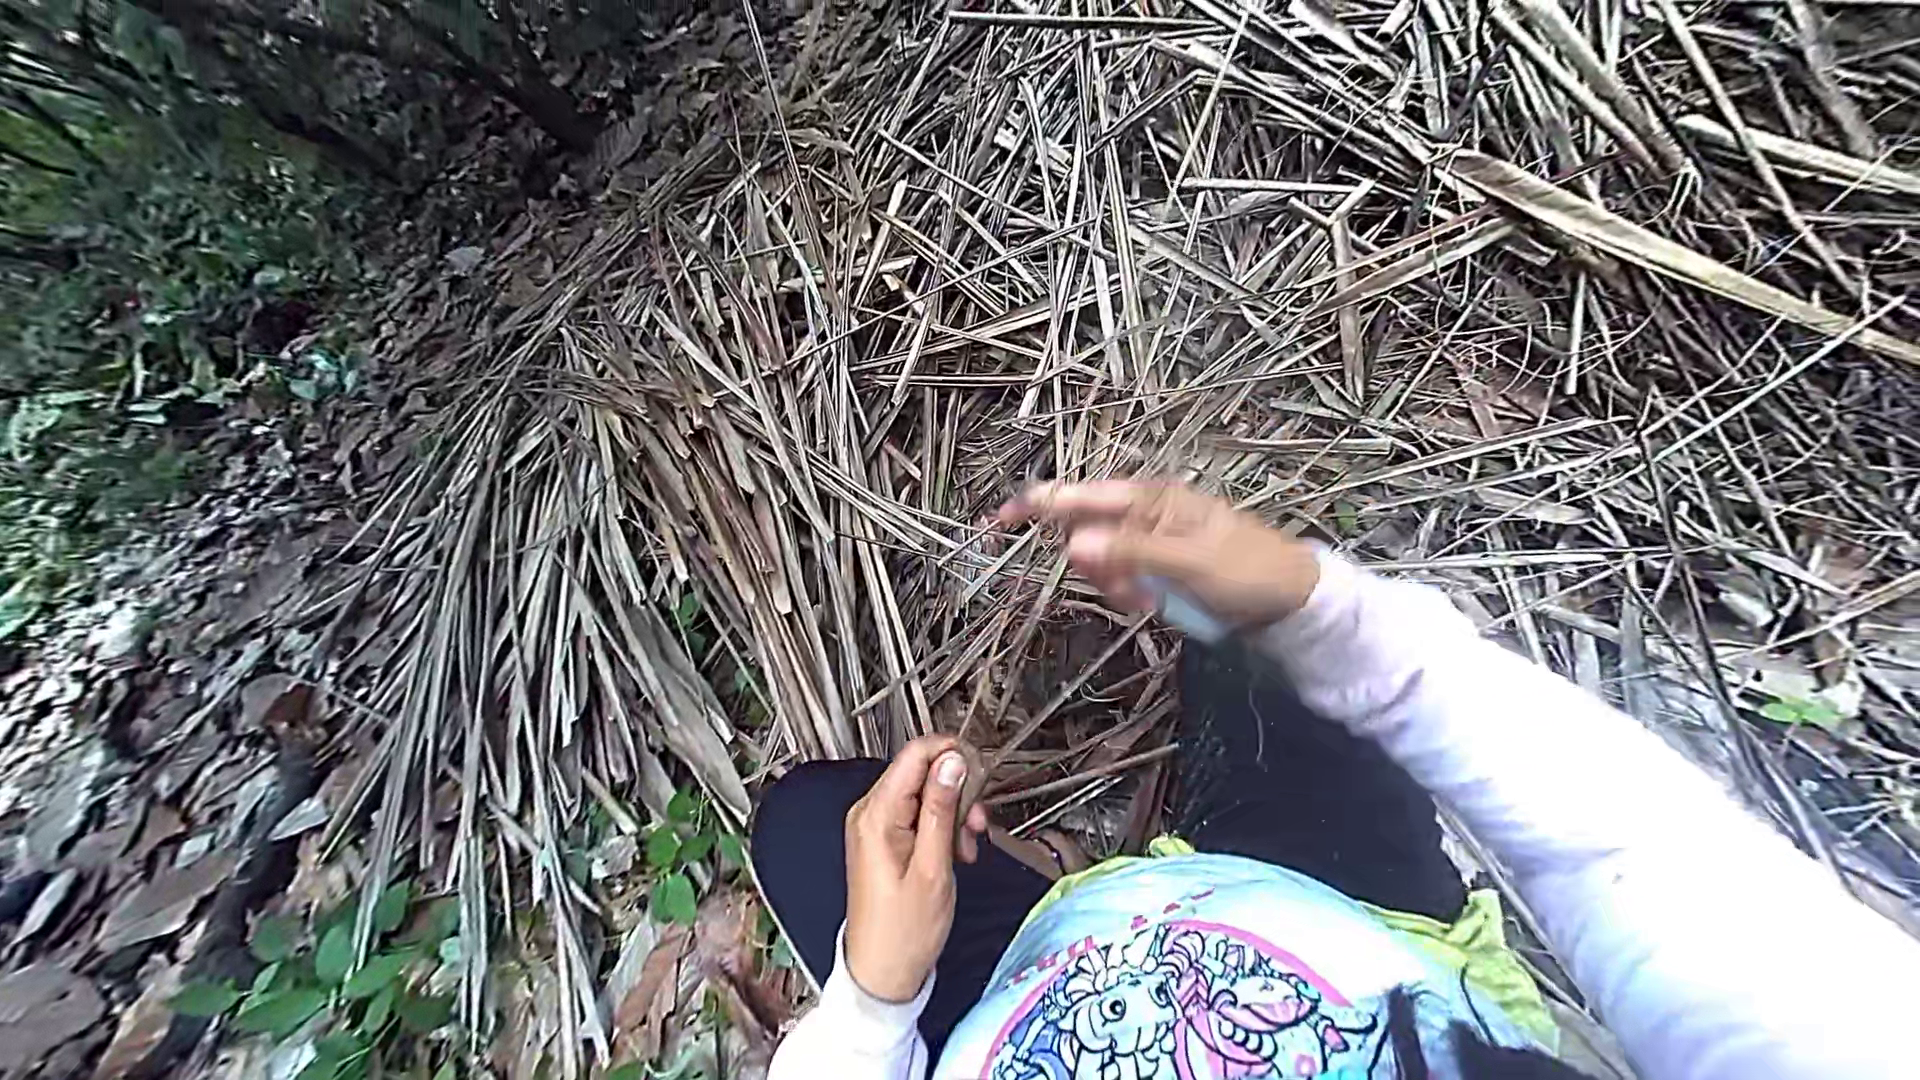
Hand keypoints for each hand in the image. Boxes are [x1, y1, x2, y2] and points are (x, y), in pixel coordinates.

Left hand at [842, 736, 989, 1001]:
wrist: (882, 974)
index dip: (950, 752)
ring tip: (967, 843)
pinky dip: (941, 824)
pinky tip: (954, 849)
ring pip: (923, 791)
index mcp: (876, 814)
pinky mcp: (883, 835)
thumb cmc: (904, 931)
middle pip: (921, 771)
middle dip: (956, 790)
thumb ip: (941, 808)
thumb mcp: (932, 867)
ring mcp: (875, 823)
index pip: (914, 753)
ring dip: (952, 811)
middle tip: (976, 821)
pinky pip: (917, 811)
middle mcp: (870, 811)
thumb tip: (952, 761)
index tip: (977, 769)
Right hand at [997, 480, 1320, 630]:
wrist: (1290, 600)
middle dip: (1094, 566)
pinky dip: (1129, 593)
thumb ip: (1129, 552)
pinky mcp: (1154, 565)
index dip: (1038, 504)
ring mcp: (1148, 540)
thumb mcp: (1189, 562)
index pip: (1081, 496)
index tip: (1000, 518)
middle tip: (1127, 591)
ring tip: (1150, 599)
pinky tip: (1154, 603)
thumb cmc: (1245, 571)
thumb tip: (1073, 544)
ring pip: (1101, 561)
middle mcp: (1143, 514)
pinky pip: (1122, 578)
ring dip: (1115, 584)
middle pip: (1086, 534)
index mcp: (1150, 500)